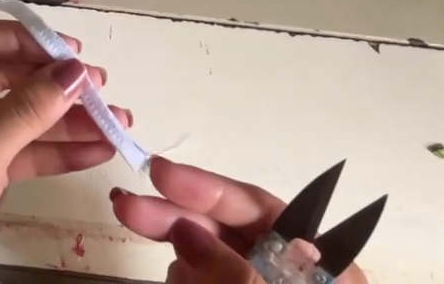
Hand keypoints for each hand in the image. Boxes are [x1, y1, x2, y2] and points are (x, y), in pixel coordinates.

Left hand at [0, 19, 129, 283]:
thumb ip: (25, 112)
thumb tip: (73, 71)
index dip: (24, 39)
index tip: (71, 50)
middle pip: (4, 74)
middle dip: (52, 81)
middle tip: (102, 87)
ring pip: (20, 113)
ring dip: (65, 118)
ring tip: (115, 120)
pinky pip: (23, 149)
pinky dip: (58, 150)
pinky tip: (97, 149)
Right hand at [110, 157, 369, 283]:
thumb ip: (235, 269)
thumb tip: (185, 230)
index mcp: (319, 260)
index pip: (253, 203)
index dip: (202, 185)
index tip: (156, 170)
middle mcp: (288, 269)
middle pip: (222, 229)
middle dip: (173, 218)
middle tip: (123, 206)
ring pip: (205, 259)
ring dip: (180, 261)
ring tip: (171, 275)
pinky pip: (200, 282)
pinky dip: (184, 279)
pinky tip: (174, 280)